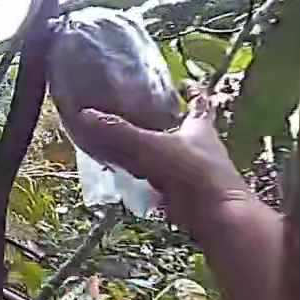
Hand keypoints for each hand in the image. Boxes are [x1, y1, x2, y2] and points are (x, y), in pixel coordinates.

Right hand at [69, 96, 261, 239]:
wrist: (215, 215)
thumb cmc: (192, 171)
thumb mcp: (152, 146)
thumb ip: (120, 132)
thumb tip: (84, 114)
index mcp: (199, 126)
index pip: (199, 101)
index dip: (190, 90)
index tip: (177, 83)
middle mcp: (197, 145)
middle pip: (178, 127)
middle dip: (160, 119)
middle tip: (133, 111)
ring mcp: (189, 170)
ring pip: (164, 153)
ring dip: (146, 148)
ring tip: (118, 139)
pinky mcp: (180, 191)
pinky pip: (155, 177)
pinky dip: (139, 173)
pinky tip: (120, 170)